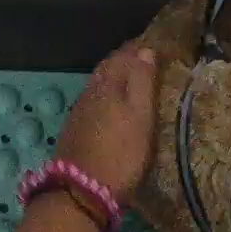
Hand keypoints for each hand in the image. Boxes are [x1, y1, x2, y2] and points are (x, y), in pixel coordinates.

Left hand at [54, 43, 158, 203]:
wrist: (80, 191)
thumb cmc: (120, 153)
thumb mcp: (140, 116)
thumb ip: (142, 81)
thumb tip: (144, 49)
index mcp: (109, 83)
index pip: (124, 55)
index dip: (138, 47)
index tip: (153, 40)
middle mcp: (92, 90)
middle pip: (109, 66)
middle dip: (126, 58)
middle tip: (145, 54)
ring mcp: (81, 109)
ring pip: (100, 81)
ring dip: (115, 74)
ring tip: (132, 75)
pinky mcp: (76, 127)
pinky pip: (94, 97)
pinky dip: (106, 91)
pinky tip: (112, 101)